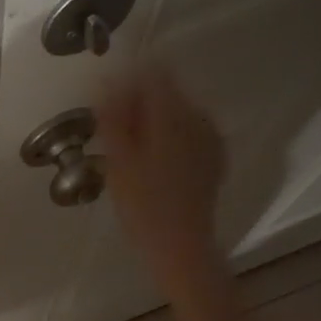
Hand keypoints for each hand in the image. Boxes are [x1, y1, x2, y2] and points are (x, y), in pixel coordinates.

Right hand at [99, 69, 225, 275]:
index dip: (127, 82)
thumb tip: (105, 81)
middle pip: (167, 91)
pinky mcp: (215, 156)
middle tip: (117, 133)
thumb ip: (112, 117)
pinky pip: (190, 132)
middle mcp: (197, 117)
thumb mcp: (118, 162)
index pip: (152, 73)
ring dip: (155, 121)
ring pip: (179, 112)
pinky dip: (171, 138)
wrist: (180, 247)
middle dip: (141, 103)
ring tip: (134, 151)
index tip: (110, 107)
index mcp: (172, 114)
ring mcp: (211, 137)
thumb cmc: (143, 208)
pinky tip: (157, 163)